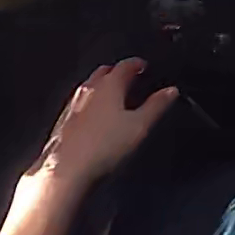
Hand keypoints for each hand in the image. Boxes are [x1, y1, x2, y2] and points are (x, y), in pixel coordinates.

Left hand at [28, 58, 178, 189]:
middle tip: (130, 79)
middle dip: (118, 72)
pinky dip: (91, 102)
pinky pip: (80, 102)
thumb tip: (171, 91)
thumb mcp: (139, 127)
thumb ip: (156, 106)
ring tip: (114, 97)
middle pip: (106, 71)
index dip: (137, 63)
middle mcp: (89, 88)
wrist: (65, 170)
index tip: (144, 66)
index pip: (126, 65)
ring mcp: (73, 103)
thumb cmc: (104, 146)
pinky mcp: (63, 119)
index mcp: (109, 84)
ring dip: (103, 86)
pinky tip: (95, 117)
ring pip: (91, 85)